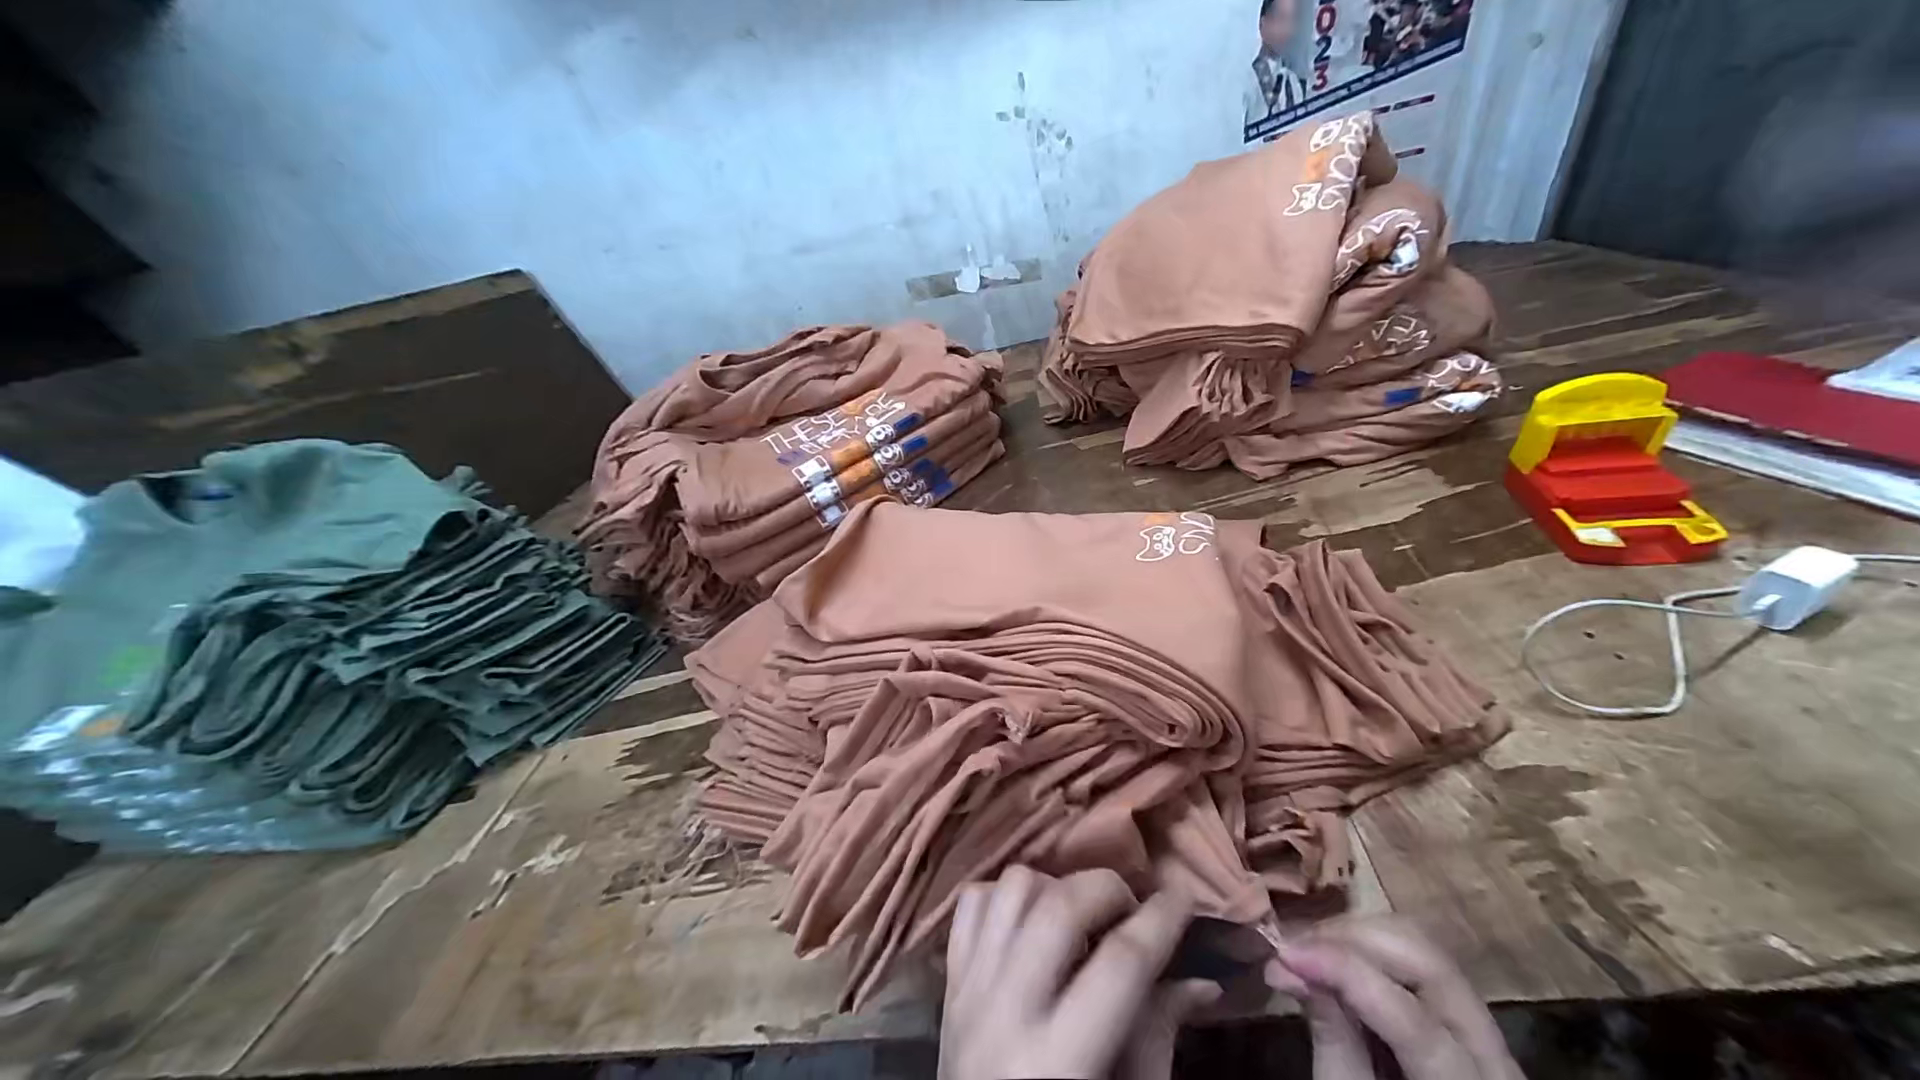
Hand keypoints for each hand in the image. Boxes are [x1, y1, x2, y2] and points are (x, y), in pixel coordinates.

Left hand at [939, 866, 1219, 1079]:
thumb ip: (1157, 1037)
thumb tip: (1203, 983)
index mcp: (1060, 1059)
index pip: (1120, 964)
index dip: (1160, 921)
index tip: (1184, 895)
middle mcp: (1006, 1011)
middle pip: (1059, 909)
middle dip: (1108, 891)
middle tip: (1131, 910)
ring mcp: (969, 988)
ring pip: (1012, 891)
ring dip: (1055, 886)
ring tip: (1082, 916)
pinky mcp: (950, 978)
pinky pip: (973, 902)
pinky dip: (1006, 895)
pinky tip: (1033, 920)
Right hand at [1271, 917, 1522, 1079]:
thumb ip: (1332, 1041)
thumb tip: (1291, 967)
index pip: (1412, 1019)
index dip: (1344, 972)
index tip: (1283, 953)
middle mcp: (1495, 1056)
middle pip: (1427, 962)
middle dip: (1351, 941)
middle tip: (1295, 948)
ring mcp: (1486, 1032)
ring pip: (1422, 947)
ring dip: (1355, 937)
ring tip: (1307, 952)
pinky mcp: (1463, 1016)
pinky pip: (1416, 959)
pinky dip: (1366, 948)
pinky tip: (1331, 960)